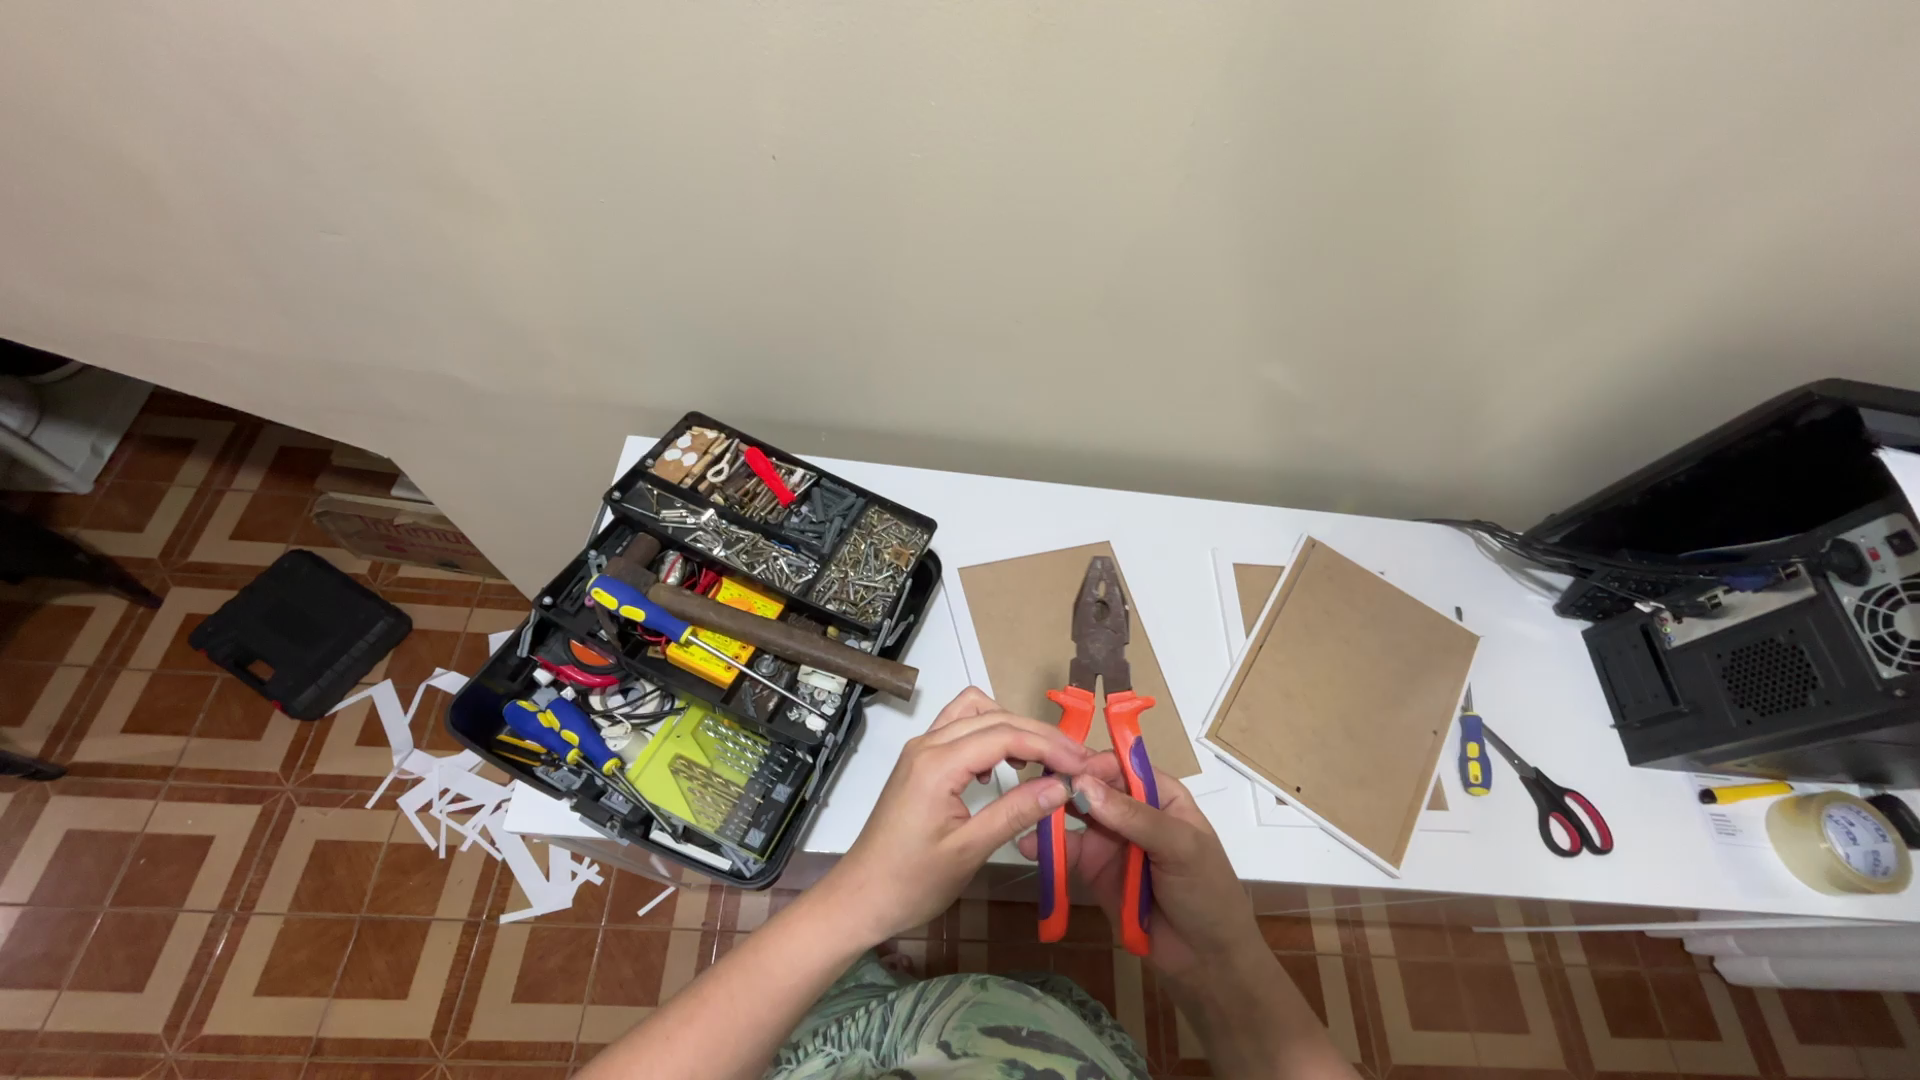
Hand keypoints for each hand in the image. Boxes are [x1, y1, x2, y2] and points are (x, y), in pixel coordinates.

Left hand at [817, 687, 1094, 944]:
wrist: (859, 898)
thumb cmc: (912, 882)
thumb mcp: (970, 850)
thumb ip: (1016, 812)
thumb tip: (1063, 786)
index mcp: (938, 763)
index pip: (1006, 735)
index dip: (1049, 745)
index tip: (1083, 764)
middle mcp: (928, 744)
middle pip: (994, 717)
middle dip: (1038, 734)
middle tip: (1074, 762)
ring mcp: (920, 750)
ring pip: (973, 713)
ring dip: (1010, 727)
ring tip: (1039, 762)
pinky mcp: (918, 762)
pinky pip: (958, 729)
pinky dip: (987, 735)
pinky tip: (999, 770)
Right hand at [1017, 753, 1261, 980]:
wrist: (1206, 961)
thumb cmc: (1206, 892)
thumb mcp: (1180, 848)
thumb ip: (1134, 817)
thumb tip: (1083, 785)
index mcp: (1159, 794)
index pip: (1121, 766)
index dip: (1094, 766)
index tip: (1070, 775)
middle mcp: (1131, 809)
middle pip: (1091, 785)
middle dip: (1065, 784)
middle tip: (1038, 787)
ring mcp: (1110, 839)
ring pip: (1074, 814)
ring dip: (1051, 811)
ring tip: (1027, 810)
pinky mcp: (1093, 868)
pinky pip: (1067, 851)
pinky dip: (1047, 846)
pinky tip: (1029, 845)